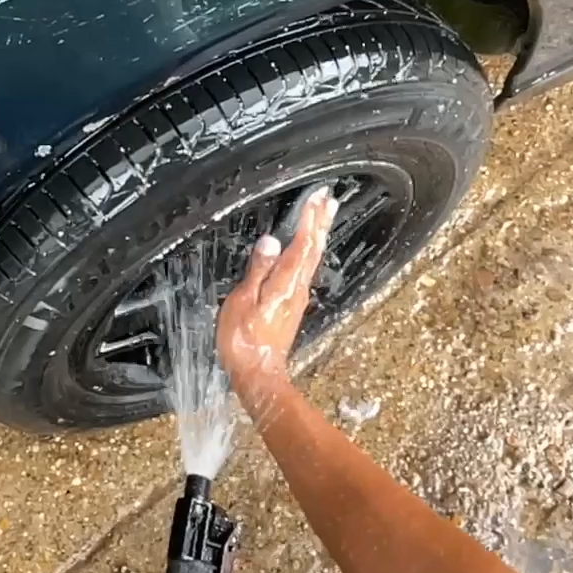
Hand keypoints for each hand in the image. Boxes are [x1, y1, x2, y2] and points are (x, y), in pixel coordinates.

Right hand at [216, 187, 338, 412]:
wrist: (257, 375)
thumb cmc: (244, 341)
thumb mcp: (242, 302)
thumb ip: (258, 270)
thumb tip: (270, 241)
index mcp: (286, 284)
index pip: (302, 244)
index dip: (309, 219)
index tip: (317, 197)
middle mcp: (298, 289)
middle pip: (314, 249)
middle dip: (320, 222)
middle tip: (329, 199)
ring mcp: (298, 298)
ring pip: (312, 259)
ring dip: (318, 235)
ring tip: (323, 216)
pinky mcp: (292, 306)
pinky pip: (305, 270)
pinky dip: (309, 252)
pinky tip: (306, 250)